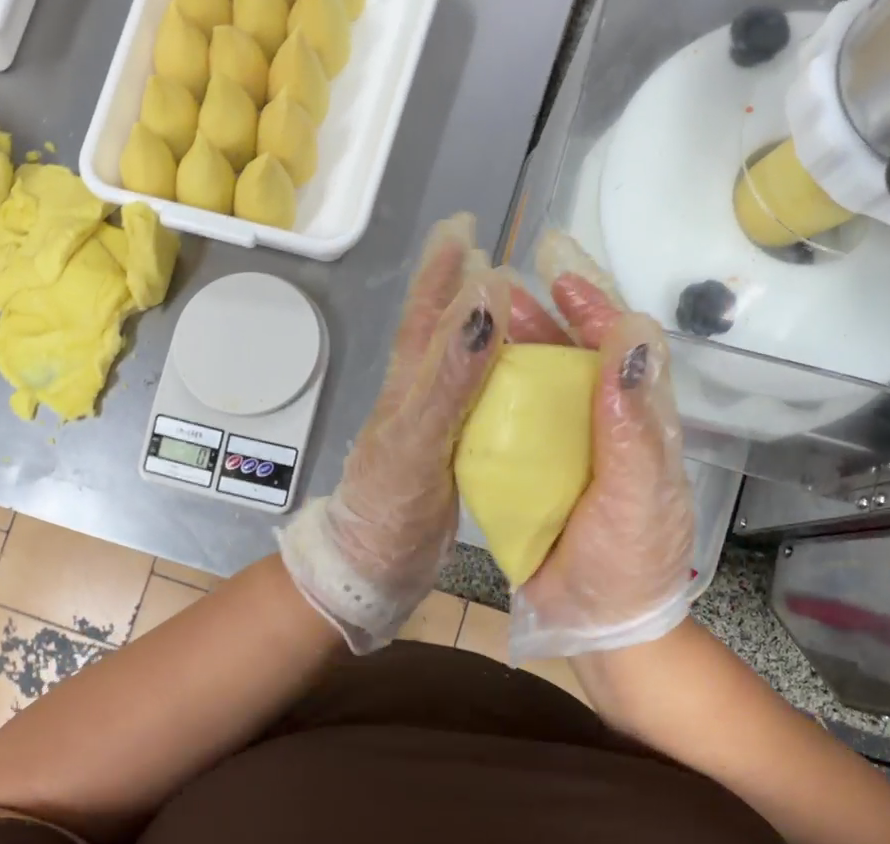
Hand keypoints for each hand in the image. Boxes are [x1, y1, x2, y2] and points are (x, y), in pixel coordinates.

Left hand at [280, 214, 510, 651]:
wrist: (374, 571)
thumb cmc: (390, 506)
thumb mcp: (419, 438)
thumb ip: (451, 374)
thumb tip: (486, 296)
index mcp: (408, 384)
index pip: (426, 314)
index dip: (443, 270)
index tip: (464, 226)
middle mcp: (417, 398)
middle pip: (440, 332)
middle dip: (463, 290)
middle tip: (492, 252)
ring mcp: (431, 429)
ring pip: (459, 366)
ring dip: (482, 332)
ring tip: (514, 308)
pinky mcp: (448, 459)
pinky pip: (477, 405)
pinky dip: (496, 382)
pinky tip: (515, 384)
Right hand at [504, 232, 696, 659]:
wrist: (597, 625)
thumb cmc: (628, 561)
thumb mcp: (639, 493)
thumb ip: (633, 423)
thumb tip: (626, 338)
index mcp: (640, 424)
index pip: (622, 350)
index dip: (594, 308)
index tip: (559, 274)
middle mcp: (605, 429)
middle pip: (576, 360)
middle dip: (544, 320)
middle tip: (501, 288)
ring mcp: (568, 454)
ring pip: (542, 390)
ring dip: (514, 355)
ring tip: (479, 326)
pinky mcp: (535, 479)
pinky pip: (513, 430)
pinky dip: (492, 402)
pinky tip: (465, 388)